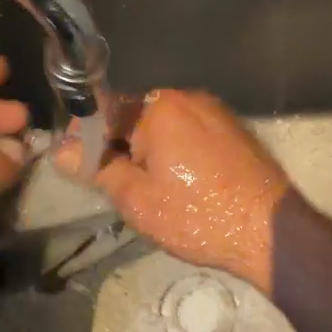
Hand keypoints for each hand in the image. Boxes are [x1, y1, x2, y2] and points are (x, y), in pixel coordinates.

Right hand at [60, 89, 290, 293]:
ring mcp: (214, 113)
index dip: (81, 136)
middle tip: (109, 184)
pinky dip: (173, 153)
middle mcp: (187, 99)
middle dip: (115, 145)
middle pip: (133, 115)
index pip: (101, 110)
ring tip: (143, 189)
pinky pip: (188, 134)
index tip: (75, 164)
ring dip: (145, 150)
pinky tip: (176, 185)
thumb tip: (61, 150)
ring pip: (162, 126)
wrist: (270, 232)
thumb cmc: (197, 216)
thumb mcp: (136, 199)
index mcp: (157, 109)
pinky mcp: (232, 132)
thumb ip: (97, 169)